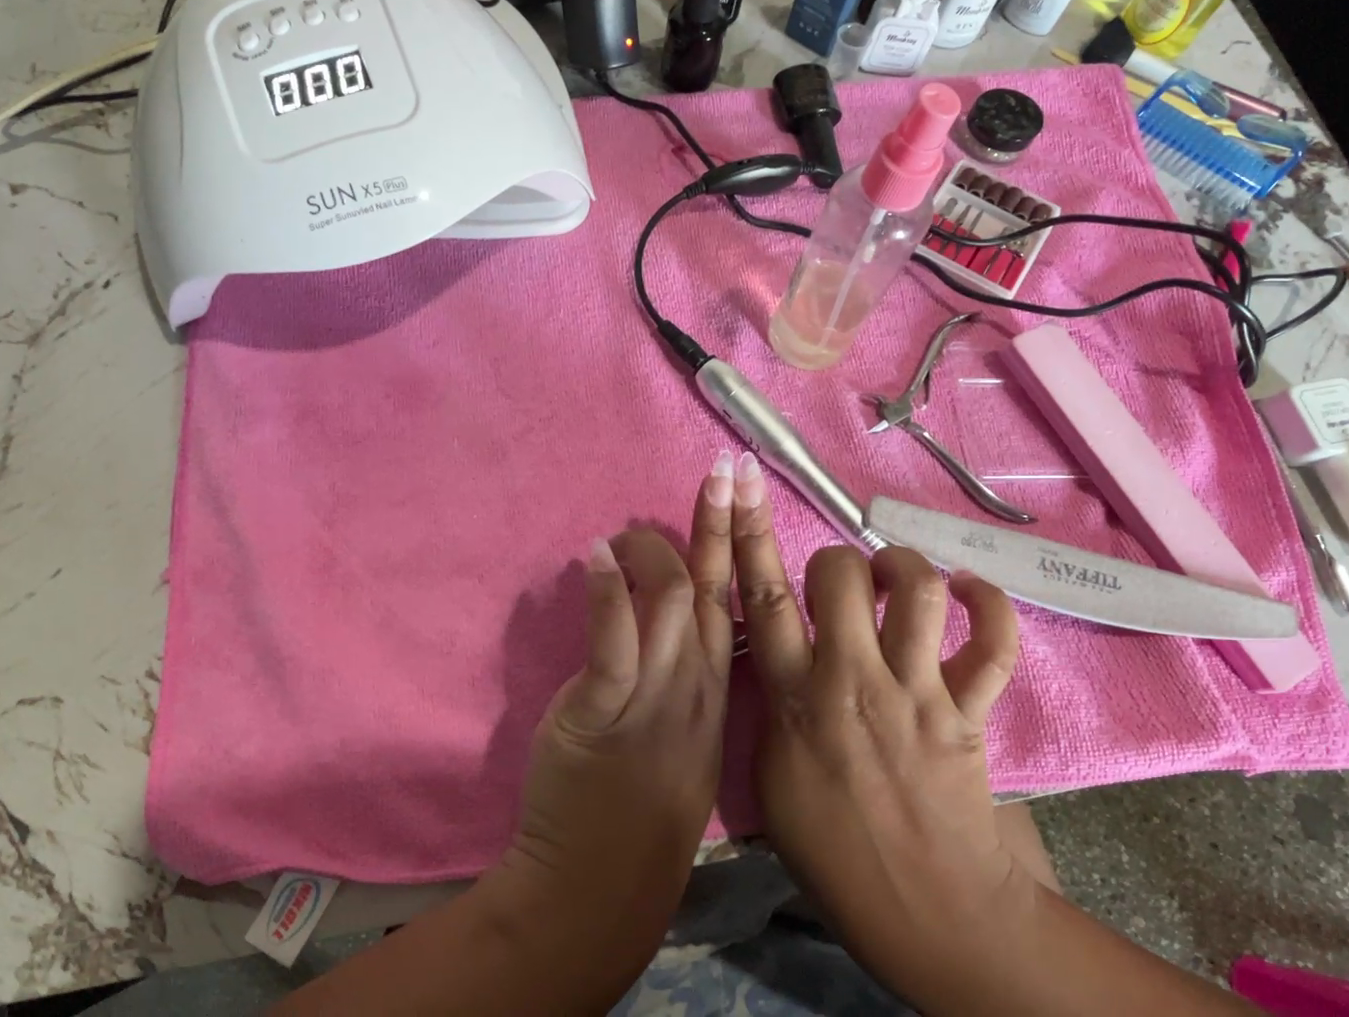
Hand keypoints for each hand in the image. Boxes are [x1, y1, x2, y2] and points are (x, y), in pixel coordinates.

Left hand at [482, 452, 737, 991]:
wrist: (603, 879)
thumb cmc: (637, 808)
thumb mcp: (680, 738)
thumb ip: (679, 678)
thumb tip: (664, 619)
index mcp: (717, 689)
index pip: (738, 601)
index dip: (742, 544)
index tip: (749, 494)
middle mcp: (697, 685)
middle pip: (715, 589)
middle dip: (723, 524)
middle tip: (732, 468)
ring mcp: (656, 698)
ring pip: (673, 605)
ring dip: (659, 548)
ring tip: (635, 521)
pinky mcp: (607, 711)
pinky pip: (615, 641)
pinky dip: (609, 593)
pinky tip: (599, 553)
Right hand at [728, 452, 1034, 993]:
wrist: (924, 908)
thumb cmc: (832, 852)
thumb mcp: (770, 779)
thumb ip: (771, 709)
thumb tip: (774, 660)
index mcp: (793, 699)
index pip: (760, 598)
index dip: (746, 532)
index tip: (737, 482)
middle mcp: (851, 681)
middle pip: (840, 576)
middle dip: (839, 560)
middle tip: (842, 580)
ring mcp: (915, 693)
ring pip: (916, 593)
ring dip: (906, 567)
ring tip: (897, 575)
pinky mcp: (968, 711)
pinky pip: (993, 643)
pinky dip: (989, 606)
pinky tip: (970, 593)